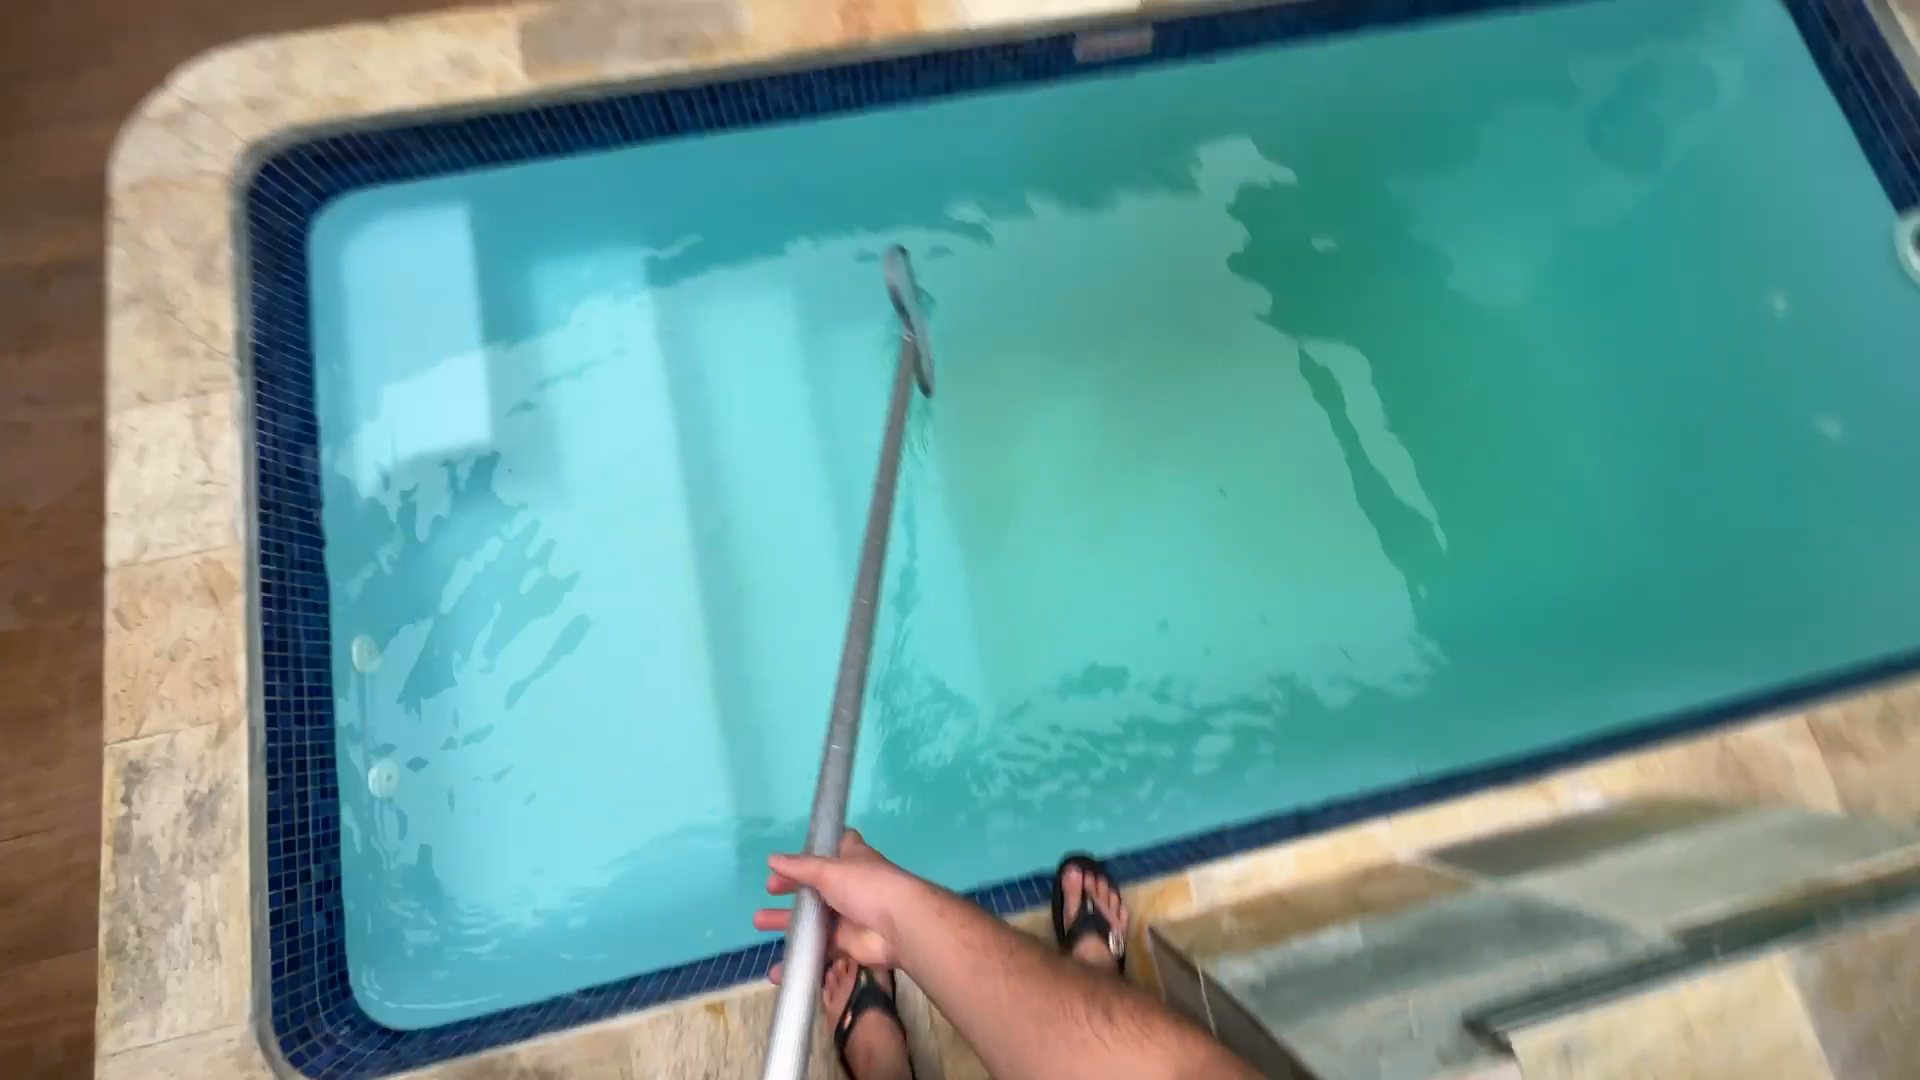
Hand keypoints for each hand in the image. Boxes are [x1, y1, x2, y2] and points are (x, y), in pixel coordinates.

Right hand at [752, 829, 925, 979]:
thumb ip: (801, 867)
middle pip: (816, 885)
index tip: (792, 857)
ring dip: (787, 921)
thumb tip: (772, 859)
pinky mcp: (845, 944)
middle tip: (769, 890)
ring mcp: (847, 915)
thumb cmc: (866, 886)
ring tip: (759, 921)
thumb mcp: (830, 870)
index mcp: (850, 859)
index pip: (833, 848)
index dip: (813, 851)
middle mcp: (848, 884)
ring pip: (813, 918)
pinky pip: (818, 950)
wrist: (898, 925)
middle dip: (792, 888)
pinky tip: (776, 969)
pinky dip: (799, 958)